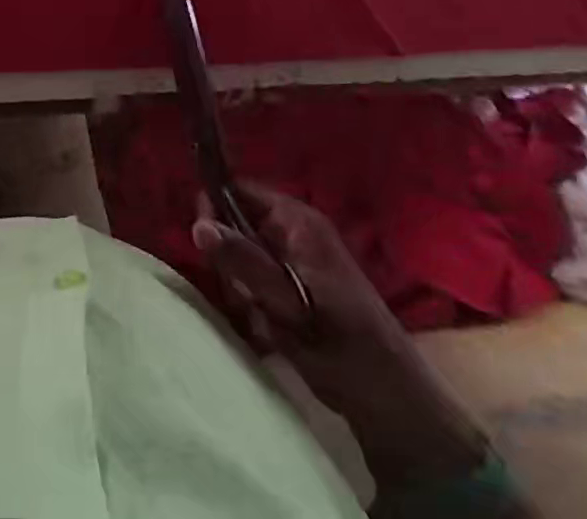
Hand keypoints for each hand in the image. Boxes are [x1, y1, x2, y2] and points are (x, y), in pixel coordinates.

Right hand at [195, 183, 489, 487]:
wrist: (389, 397)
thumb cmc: (342, 346)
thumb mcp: (286, 304)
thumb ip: (243, 261)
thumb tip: (197, 224)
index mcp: (297, 221)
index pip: (236, 189)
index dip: (213, 211)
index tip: (205, 247)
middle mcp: (295, 229)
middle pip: (233, 222)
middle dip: (226, 258)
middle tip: (239, 294)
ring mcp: (296, 256)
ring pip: (240, 253)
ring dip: (237, 284)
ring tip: (255, 315)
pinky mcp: (295, 282)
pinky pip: (253, 275)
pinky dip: (250, 298)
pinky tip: (262, 325)